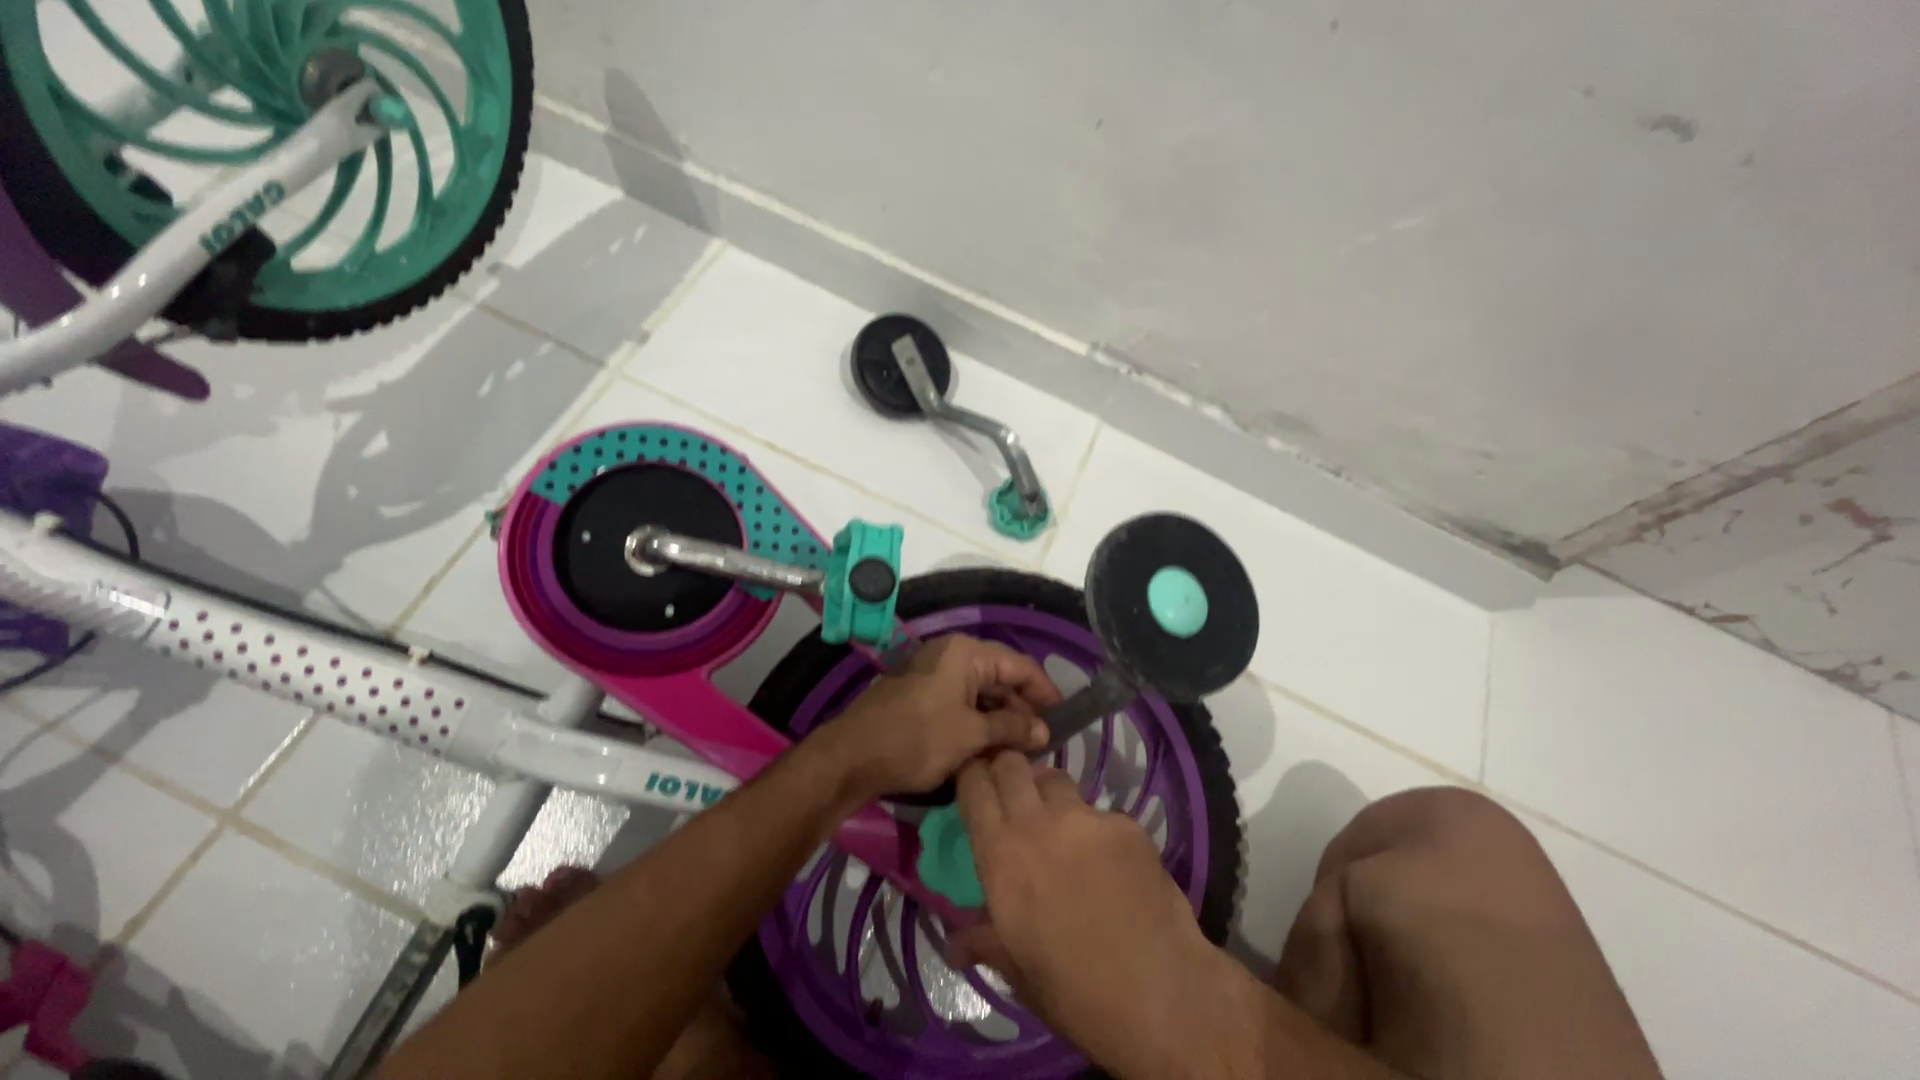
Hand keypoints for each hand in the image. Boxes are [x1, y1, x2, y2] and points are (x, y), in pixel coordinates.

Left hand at [815, 635, 1060, 797]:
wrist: (852, 756)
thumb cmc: (917, 739)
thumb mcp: (971, 735)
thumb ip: (1012, 728)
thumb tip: (1044, 730)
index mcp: (965, 653)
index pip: (1020, 665)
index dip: (1045, 691)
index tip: (1064, 718)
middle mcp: (950, 655)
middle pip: (1000, 678)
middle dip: (1022, 709)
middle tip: (1043, 742)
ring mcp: (932, 675)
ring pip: (980, 694)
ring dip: (1000, 720)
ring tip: (1021, 751)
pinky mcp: (920, 696)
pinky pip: (959, 704)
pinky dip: (977, 723)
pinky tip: (990, 750)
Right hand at [949, 753, 1243, 1075]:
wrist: (1159, 993)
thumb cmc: (1074, 991)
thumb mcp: (1017, 971)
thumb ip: (986, 941)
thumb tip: (956, 944)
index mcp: (1001, 856)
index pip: (974, 786)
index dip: (971, 776)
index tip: (973, 782)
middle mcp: (1038, 823)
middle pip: (1013, 765)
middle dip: (1008, 770)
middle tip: (1011, 794)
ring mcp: (1086, 818)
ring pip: (1057, 779)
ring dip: (1049, 793)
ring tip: (1059, 825)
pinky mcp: (1128, 825)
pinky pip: (1100, 813)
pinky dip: (1095, 828)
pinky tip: (1109, 863)